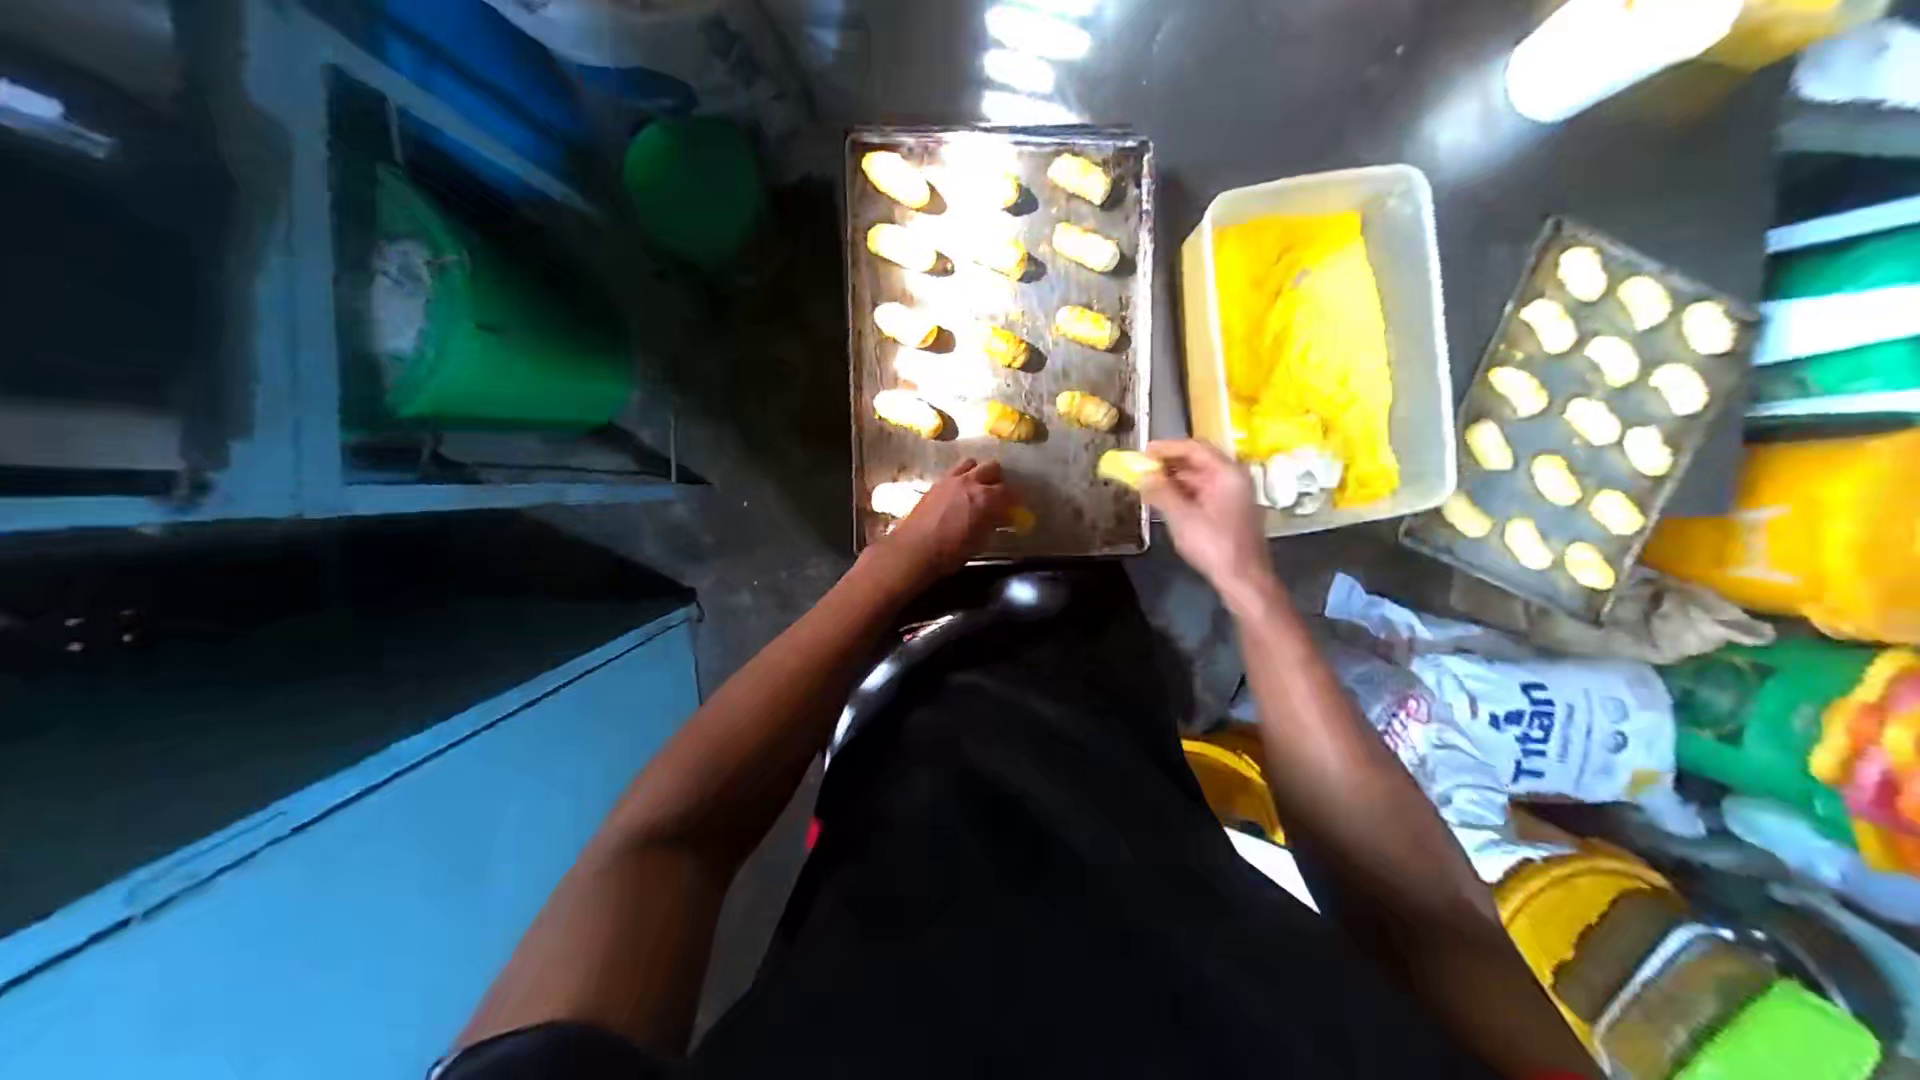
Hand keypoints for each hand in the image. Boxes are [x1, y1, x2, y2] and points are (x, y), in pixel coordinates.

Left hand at [870, 458, 1014, 588]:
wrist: (914, 549)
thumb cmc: (950, 552)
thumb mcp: (979, 542)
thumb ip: (992, 524)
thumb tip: (999, 517)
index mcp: (986, 498)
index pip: (1009, 492)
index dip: (1015, 500)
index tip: (1015, 507)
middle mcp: (970, 482)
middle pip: (992, 468)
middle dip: (998, 480)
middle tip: (997, 495)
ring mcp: (951, 479)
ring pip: (972, 463)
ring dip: (978, 472)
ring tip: (977, 487)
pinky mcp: (936, 483)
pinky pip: (954, 471)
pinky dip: (962, 477)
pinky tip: (959, 491)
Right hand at [1140, 440, 1277, 603]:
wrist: (1243, 579)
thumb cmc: (1214, 545)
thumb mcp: (1181, 517)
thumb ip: (1160, 492)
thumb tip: (1142, 475)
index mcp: (1227, 473)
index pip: (1194, 448)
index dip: (1167, 447)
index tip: (1143, 452)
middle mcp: (1233, 478)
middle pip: (1197, 461)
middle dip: (1168, 464)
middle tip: (1142, 468)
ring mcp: (1232, 495)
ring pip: (1198, 478)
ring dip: (1173, 479)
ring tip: (1147, 484)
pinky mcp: (1228, 511)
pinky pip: (1201, 493)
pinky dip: (1181, 493)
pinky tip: (1163, 500)